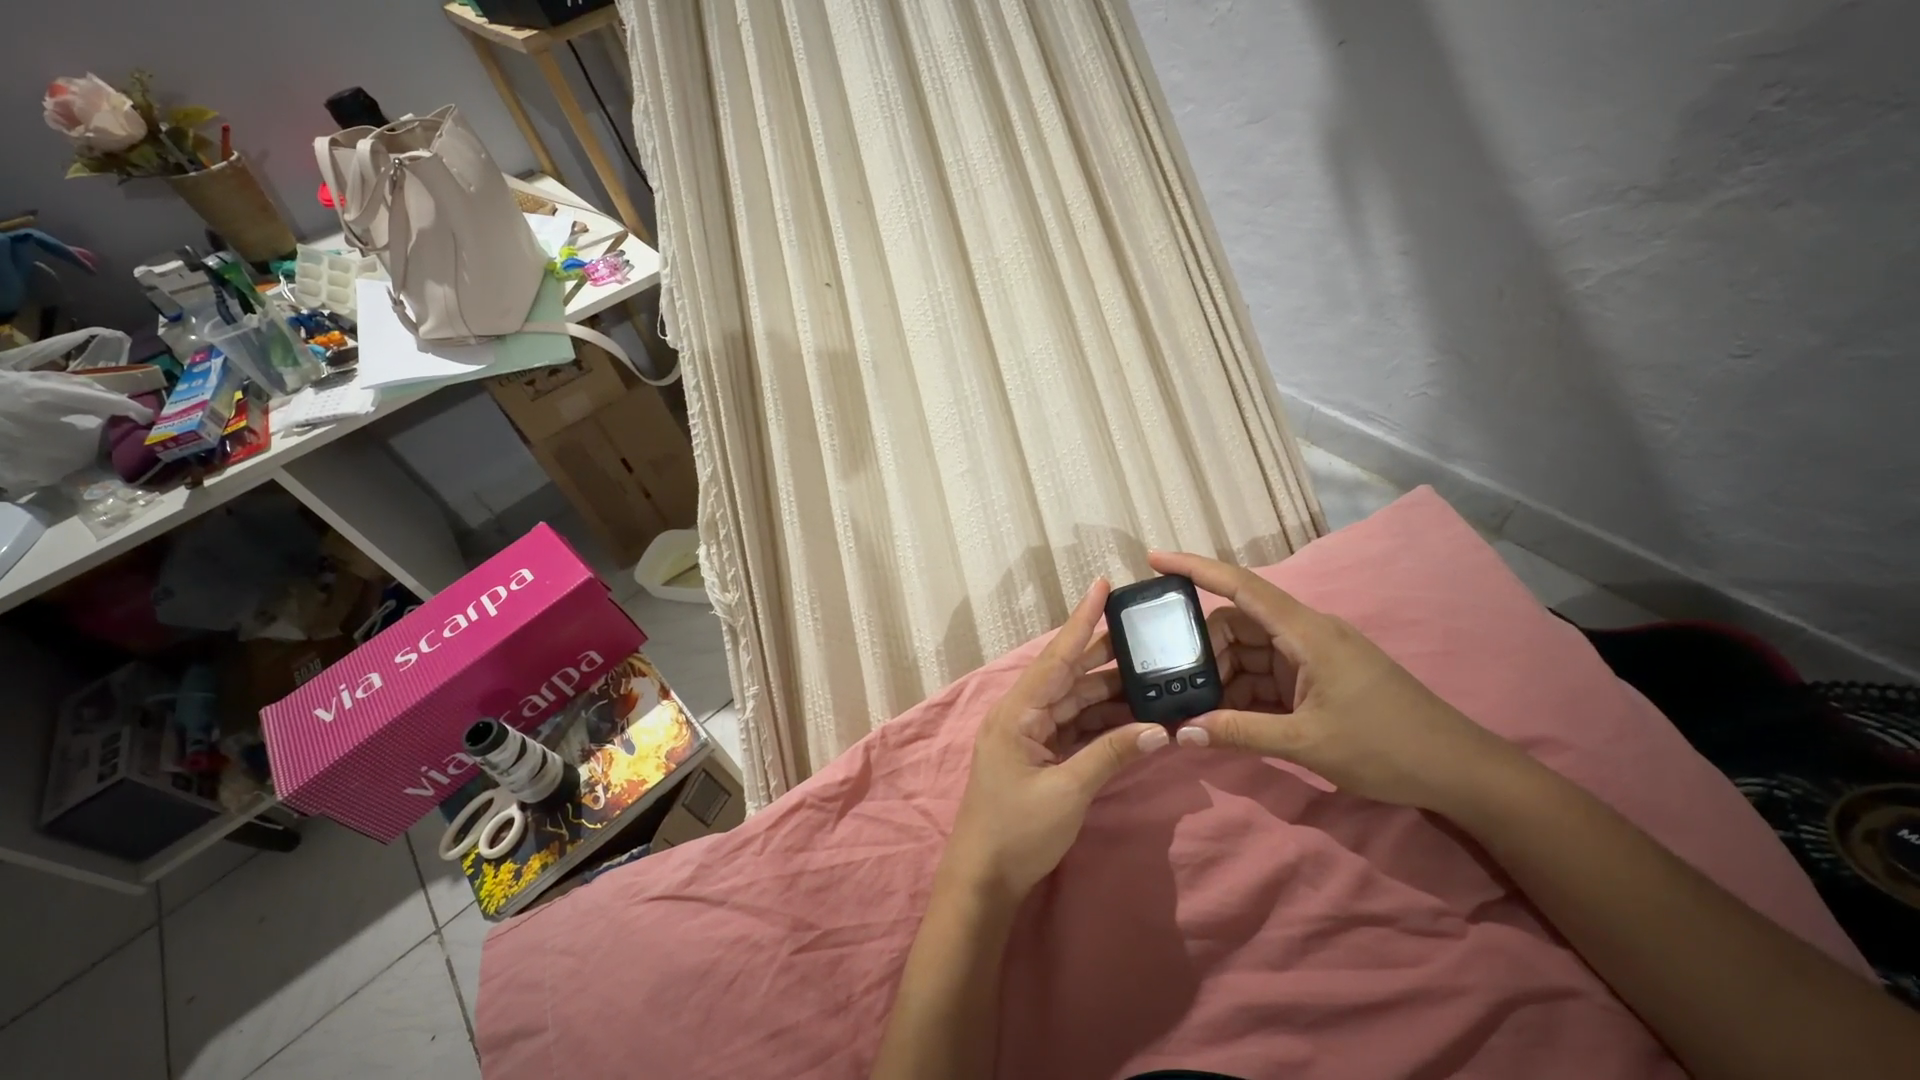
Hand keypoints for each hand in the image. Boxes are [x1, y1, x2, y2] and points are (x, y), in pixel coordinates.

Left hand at [942, 578, 1170, 902]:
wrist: (983, 881)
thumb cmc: (1017, 833)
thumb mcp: (1068, 792)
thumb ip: (1111, 754)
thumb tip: (1159, 728)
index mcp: (1017, 714)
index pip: (1056, 658)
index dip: (1082, 621)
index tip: (1103, 586)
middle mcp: (1022, 717)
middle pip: (1069, 677)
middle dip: (1107, 656)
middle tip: (1148, 634)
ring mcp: (1030, 738)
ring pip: (1076, 703)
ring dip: (1111, 693)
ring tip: (1153, 674)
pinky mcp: (1040, 758)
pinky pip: (1076, 728)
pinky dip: (1104, 723)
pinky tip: (1135, 716)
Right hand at [1150, 551, 1519, 811]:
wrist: (1458, 770)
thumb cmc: (1387, 747)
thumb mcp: (1306, 743)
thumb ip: (1240, 733)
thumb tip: (1180, 732)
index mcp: (1307, 633)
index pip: (1241, 587)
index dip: (1196, 569)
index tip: (1155, 559)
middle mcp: (1308, 634)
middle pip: (1239, 624)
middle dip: (1202, 649)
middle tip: (1166, 679)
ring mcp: (1315, 657)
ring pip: (1251, 653)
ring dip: (1222, 676)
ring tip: (1189, 705)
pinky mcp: (1321, 680)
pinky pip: (1269, 676)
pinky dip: (1244, 693)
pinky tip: (1221, 717)